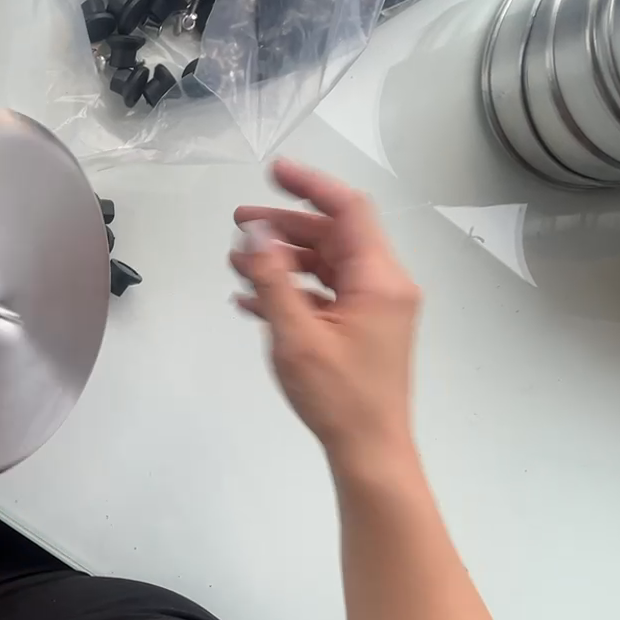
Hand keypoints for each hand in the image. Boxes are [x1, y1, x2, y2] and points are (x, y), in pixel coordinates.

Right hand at [231, 160, 420, 468]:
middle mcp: (383, 285)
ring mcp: (373, 308)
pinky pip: (324, 296)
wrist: (368, 448)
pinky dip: (291, 292)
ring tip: (236, 265)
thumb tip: (256, 234)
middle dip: (284, 227)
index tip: (273, 172)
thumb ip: (274, 280)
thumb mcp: (297, 336)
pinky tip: (252, 301)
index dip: (310, 186)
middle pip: (333, 237)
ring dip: (282, 262)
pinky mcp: (360, 329)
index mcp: (379, 279)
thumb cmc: (337, 395)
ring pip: (325, 267)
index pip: (348, 211)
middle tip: (238, 224)